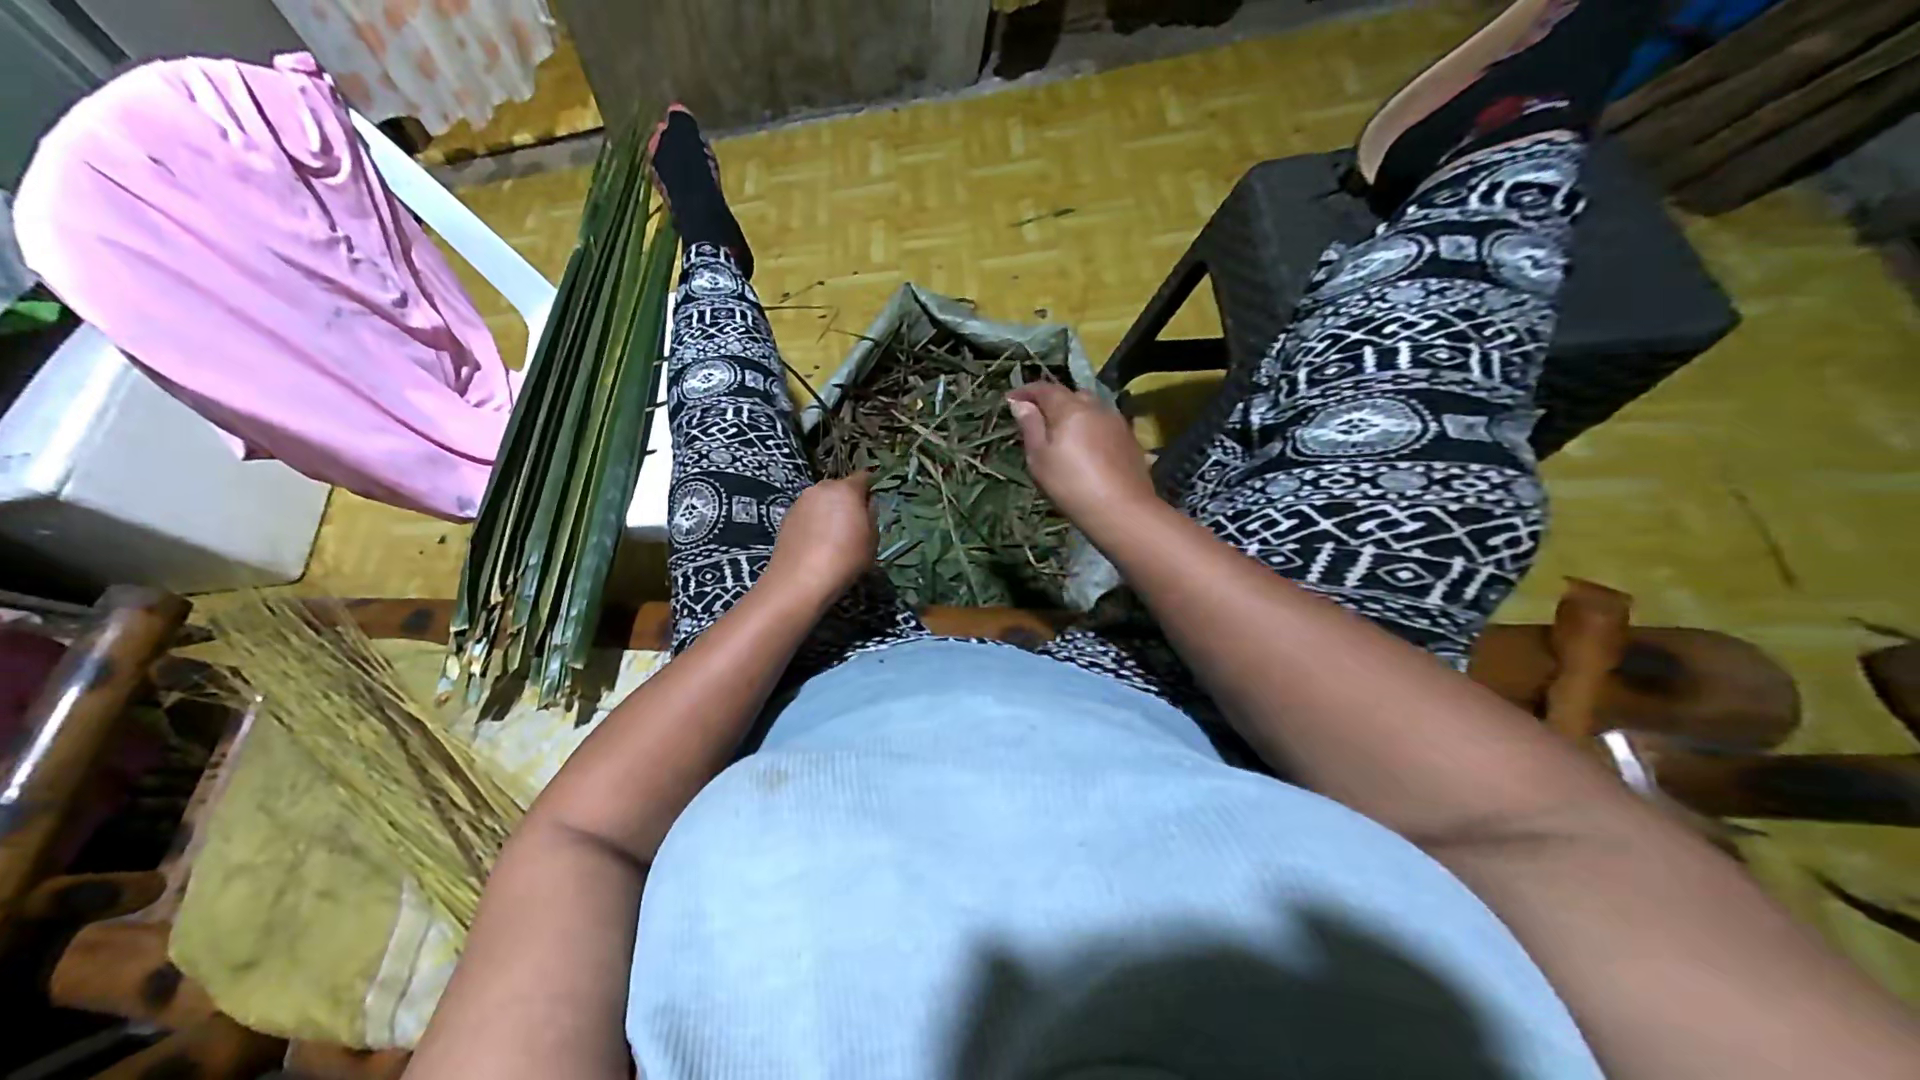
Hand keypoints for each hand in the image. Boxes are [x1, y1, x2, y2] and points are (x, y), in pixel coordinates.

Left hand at [765, 473, 876, 605]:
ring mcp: (800, 502)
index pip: (863, 477)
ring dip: (829, 511)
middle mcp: (821, 488)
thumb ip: (871, 516)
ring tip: (833, 537)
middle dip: (847, 500)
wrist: (800, 580)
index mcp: (846, 489)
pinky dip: (814, 522)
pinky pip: (808, 513)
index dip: (870, 488)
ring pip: (821, 500)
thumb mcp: (872, 540)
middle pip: (840, 488)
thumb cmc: (845, 558)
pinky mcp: (786, 517)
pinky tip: (816, 543)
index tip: (872, 505)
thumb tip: (866, 505)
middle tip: (854, 523)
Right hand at [1008, 383, 1156, 532]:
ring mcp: (1117, 422)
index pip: (1044, 388)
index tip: (1011, 400)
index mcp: (1070, 408)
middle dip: (1052, 401)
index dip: (1026, 391)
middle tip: (1037, 418)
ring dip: (1074, 414)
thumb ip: (1031, 426)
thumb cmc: (1071, 485)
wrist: (1122, 510)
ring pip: (1090, 408)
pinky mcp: (1130, 439)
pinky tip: (1087, 447)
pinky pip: (1104, 423)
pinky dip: (1090, 427)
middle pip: (1070, 394)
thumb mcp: (1040, 458)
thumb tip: (1021, 403)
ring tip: (1063, 433)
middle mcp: (1096, 407)